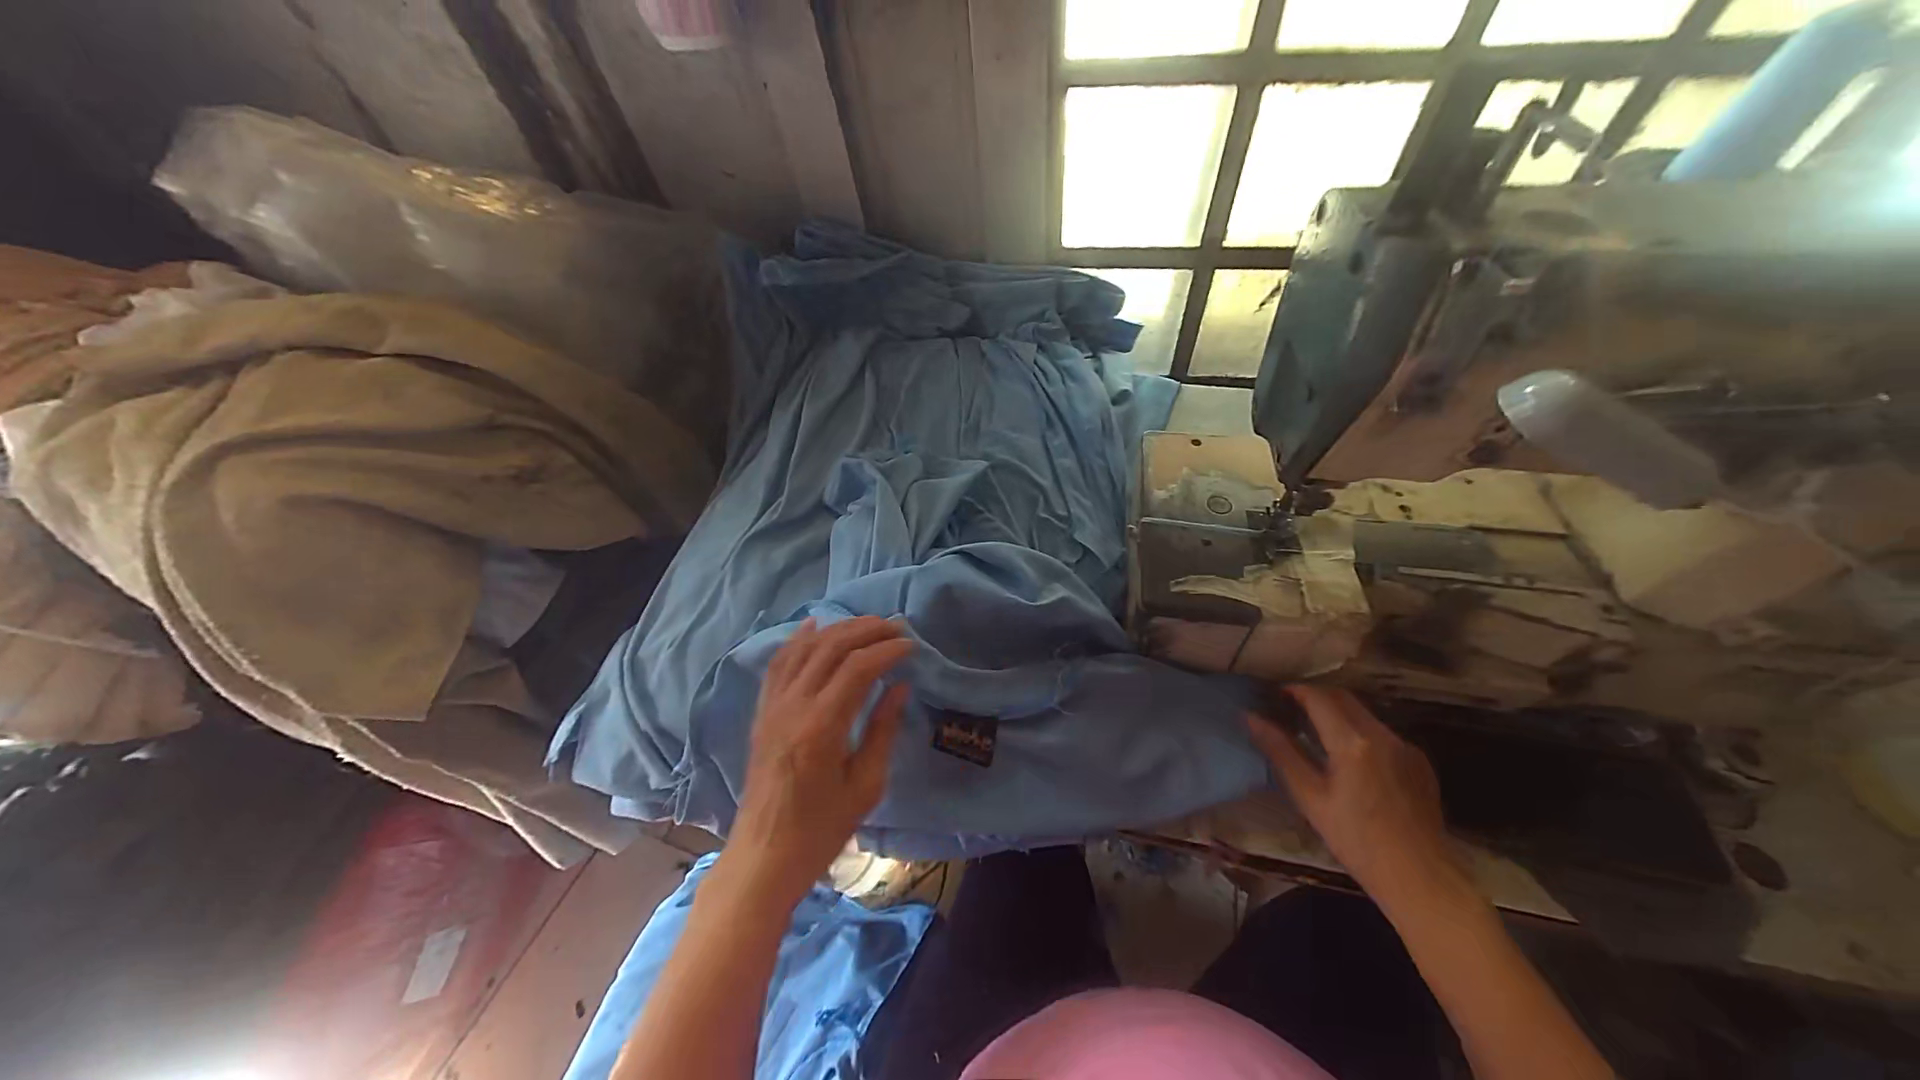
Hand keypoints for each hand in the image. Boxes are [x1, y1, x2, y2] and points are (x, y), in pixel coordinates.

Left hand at [724, 616, 912, 905]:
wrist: (764, 855)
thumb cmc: (821, 829)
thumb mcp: (866, 785)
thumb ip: (882, 730)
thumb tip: (899, 687)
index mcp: (821, 727)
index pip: (857, 668)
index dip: (887, 650)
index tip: (911, 645)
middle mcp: (792, 707)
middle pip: (830, 648)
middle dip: (866, 631)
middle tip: (895, 626)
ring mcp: (772, 707)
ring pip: (805, 649)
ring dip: (838, 630)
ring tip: (867, 624)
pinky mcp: (762, 712)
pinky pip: (779, 664)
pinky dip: (799, 640)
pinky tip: (815, 626)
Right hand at [1245, 684, 1466, 903]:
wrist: (1420, 876)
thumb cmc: (1356, 840)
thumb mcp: (1309, 797)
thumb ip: (1281, 751)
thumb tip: (1251, 718)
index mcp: (1352, 743)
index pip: (1319, 698)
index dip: (1295, 690)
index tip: (1276, 694)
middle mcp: (1383, 735)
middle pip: (1344, 698)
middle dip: (1317, 697)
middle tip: (1292, 709)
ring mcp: (1406, 748)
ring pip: (1365, 716)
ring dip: (1339, 715)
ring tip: (1318, 734)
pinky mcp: (1420, 762)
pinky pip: (1384, 735)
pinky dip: (1361, 735)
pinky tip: (1352, 761)